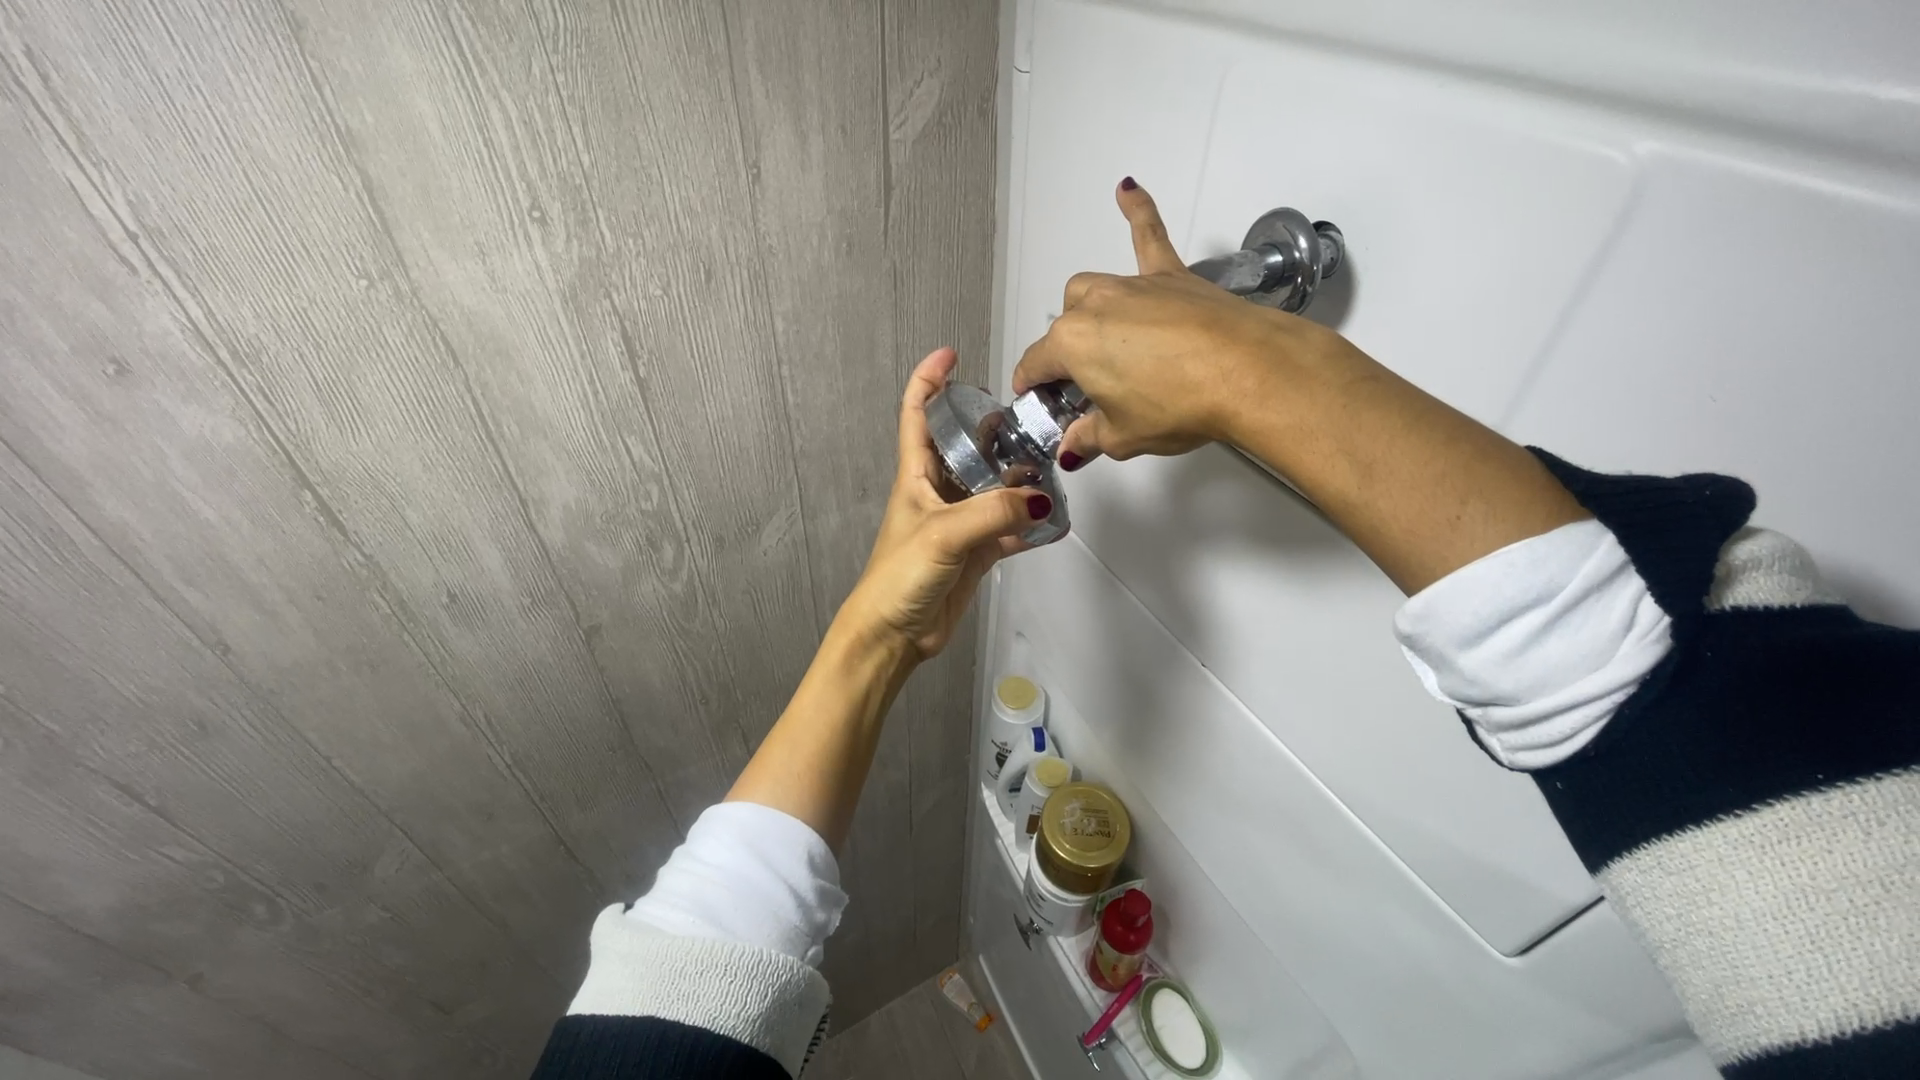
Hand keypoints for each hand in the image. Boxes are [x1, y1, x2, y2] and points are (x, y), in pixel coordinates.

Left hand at [837, 347, 1052, 662]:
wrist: (894, 635)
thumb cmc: (900, 577)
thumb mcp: (944, 534)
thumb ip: (993, 512)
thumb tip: (1041, 501)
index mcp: (915, 475)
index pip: (917, 415)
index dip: (929, 380)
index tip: (951, 354)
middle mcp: (937, 492)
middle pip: (964, 446)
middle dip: (990, 427)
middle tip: (1026, 418)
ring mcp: (958, 522)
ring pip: (991, 486)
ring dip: (1016, 476)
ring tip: (1048, 464)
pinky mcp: (975, 552)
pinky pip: (1007, 527)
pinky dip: (1028, 523)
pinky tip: (1051, 520)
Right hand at [1012, 179, 1350, 467]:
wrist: (1248, 373)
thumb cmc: (1179, 405)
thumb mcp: (1123, 437)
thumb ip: (1088, 439)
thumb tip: (1072, 448)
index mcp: (1071, 344)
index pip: (1036, 365)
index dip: (1032, 388)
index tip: (1036, 402)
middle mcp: (1093, 305)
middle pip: (1066, 330)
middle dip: (1070, 358)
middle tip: (1089, 391)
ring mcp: (1132, 286)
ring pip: (1093, 293)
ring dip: (1091, 316)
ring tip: (1108, 345)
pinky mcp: (1170, 276)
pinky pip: (1148, 234)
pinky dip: (1137, 212)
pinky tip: (1126, 188)